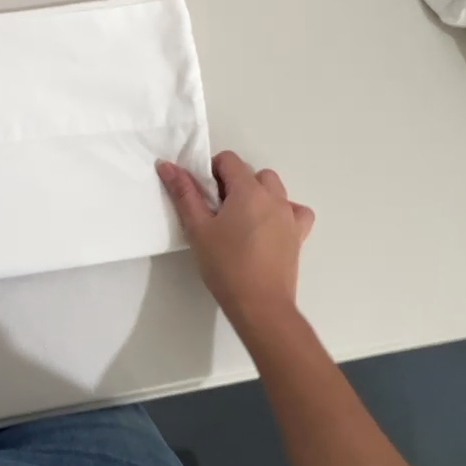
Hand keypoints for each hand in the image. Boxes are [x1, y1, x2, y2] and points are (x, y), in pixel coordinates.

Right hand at [156, 151, 313, 332]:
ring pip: (274, 188)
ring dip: (256, 193)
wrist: (260, 304)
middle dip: (233, 181)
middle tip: (215, 208)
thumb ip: (183, 193)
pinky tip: (268, 225)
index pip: (230, 160)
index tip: (201, 194)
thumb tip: (166, 165)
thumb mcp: (197, 227)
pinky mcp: (298, 235)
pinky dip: (282, 210)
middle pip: (252, 172)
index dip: (211, 170)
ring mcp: (290, 216)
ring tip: (239, 218)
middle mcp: (274, 198)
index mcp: (249, 191)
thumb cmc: (225, 264)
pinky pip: (294, 210)